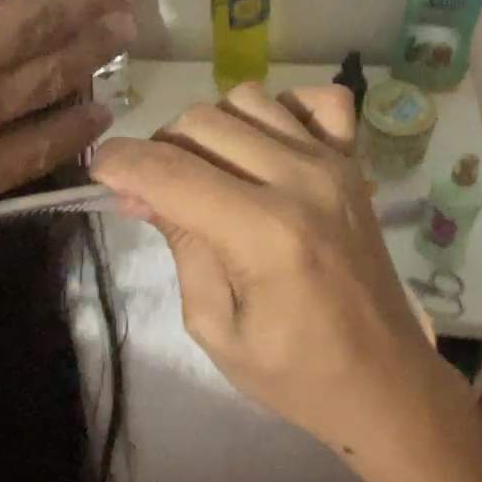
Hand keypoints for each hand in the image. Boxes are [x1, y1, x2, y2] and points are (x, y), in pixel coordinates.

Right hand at [91, 83, 444, 461]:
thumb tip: (137, 192)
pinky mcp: (354, 163)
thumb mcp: (213, 325)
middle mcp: (301, 181)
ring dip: (209, 129)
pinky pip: (313, 100)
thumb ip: (180, 244)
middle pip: (200, 122)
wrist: (384, 382)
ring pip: (245, 99)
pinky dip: (278, 111)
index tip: (98, 172)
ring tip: (206, 174)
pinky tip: (263, 149)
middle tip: (152, 193)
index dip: (119, 162)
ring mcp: (334, 164)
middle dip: (158, 149)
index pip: (169, 171)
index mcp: (265, 234)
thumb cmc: (293, 373)